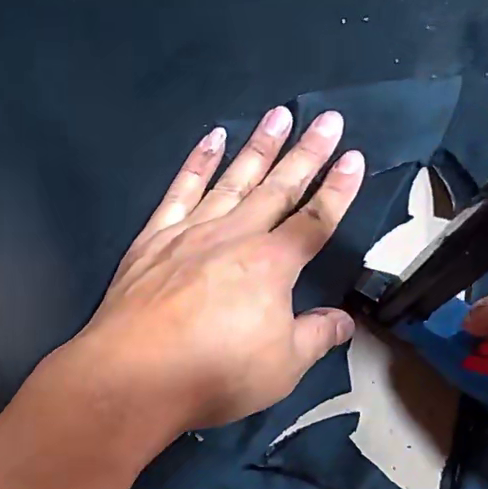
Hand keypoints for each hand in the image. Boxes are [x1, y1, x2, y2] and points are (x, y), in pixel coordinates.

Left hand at [46, 106, 365, 436]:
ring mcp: (190, 233)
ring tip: (278, 114)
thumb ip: (315, 336)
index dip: (338, 190)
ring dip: (258, 146)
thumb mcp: (282, 367)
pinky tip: (211, 140)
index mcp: (271, 265)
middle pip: (278, 188)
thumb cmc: (214, 373)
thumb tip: (344, 321)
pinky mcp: (152, 239)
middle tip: (328, 118)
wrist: (133, 374)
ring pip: (232, 179)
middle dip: (306, 153)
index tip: (354, 157)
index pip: (314, 221)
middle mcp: (234, 237)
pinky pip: (181, 191)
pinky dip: (197, 163)